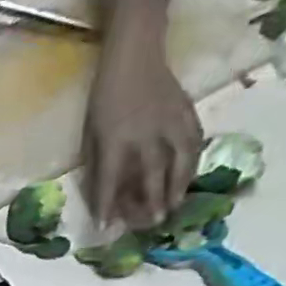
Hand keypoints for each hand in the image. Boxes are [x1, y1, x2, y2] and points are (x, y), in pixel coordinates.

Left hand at [83, 37, 202, 229]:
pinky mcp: (188, 114)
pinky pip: (195, 144)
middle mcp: (145, 134)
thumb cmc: (105, 100)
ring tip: (173, 208)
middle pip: (151, 175)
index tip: (106, 228)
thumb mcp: (91, 135)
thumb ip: (97, 165)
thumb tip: (103, 198)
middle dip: (151, 202)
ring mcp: (171, 123)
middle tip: (153, 223)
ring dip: (177, 188)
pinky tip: (188, 181)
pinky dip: (192, 165)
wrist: (135, 57)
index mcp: (115, 140)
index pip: (109, 180)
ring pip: (179, 162)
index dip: (106, 206)